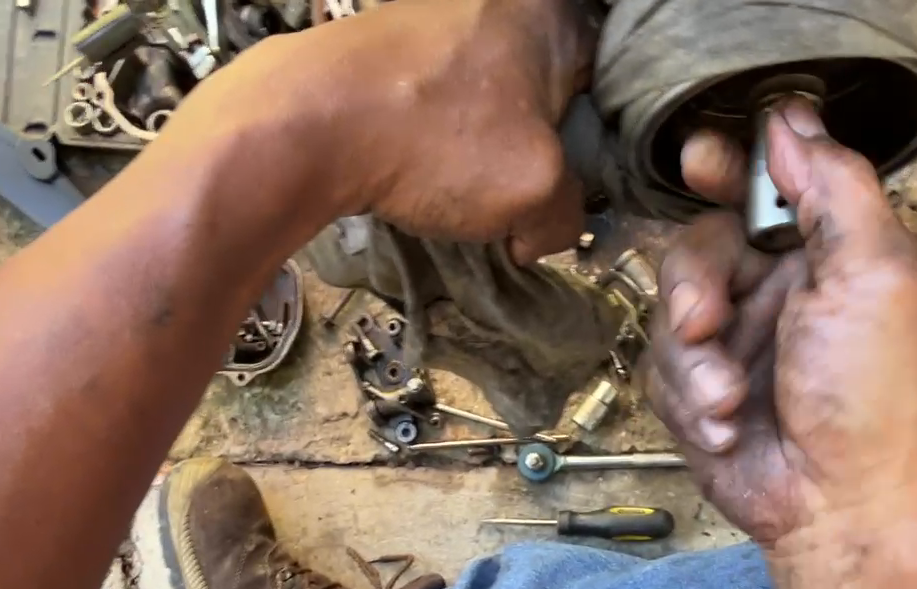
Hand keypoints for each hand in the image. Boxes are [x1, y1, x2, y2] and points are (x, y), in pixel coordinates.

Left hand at [199, 0, 594, 262]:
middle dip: (538, 160)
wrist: (311, 124)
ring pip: (495, 108)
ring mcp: (442, 20)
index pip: (605, 91)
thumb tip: (538, 236)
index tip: (572, 192)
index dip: (595, 153)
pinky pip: (446, 107)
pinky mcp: (397, 49)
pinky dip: (444, 146)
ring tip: (465, 193)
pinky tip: (427, 173)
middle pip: (549, 102)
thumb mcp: (534, 192)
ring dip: (488, 158)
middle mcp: (500, 3)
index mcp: (550, 16)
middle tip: (520, 203)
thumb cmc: (437, 143)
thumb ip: (565, 216)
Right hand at [642, 100, 916, 548]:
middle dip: (693, 285)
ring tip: (729, 402)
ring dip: (694, 364)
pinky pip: (660, 372)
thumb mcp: (877, 278)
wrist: (837, 507)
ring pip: (668, 316)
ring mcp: (733, 347)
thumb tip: (793, 123)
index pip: (765, 192)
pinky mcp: (698, 394)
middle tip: (704, 322)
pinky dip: (689, 402)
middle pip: (699, 249)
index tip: (699, 164)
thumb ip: (837, 190)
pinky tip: (726, 430)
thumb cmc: (874, 402)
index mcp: (828, 258)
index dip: (727, 171)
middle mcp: (776, 296)